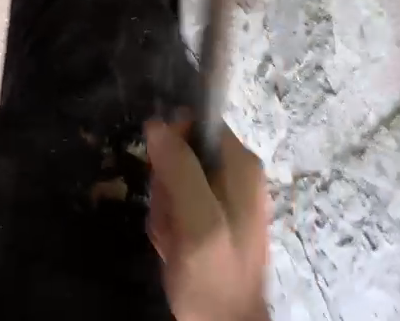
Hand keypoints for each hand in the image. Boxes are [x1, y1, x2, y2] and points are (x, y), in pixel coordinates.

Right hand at [145, 119, 271, 320]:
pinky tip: (172, 248)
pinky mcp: (211, 221)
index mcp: (242, 165)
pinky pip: (177, 207)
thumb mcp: (197, 220)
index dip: (173, 144)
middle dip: (165, 185)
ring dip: (164, 210)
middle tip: (169, 216)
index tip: (162, 173)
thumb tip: (157, 123)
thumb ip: (179, 168)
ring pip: (174, 181)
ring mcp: (224, 199)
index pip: (198, 123)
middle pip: (182, 153)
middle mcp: (236, 174)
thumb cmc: (215, 275)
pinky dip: (169, 226)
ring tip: (172, 239)